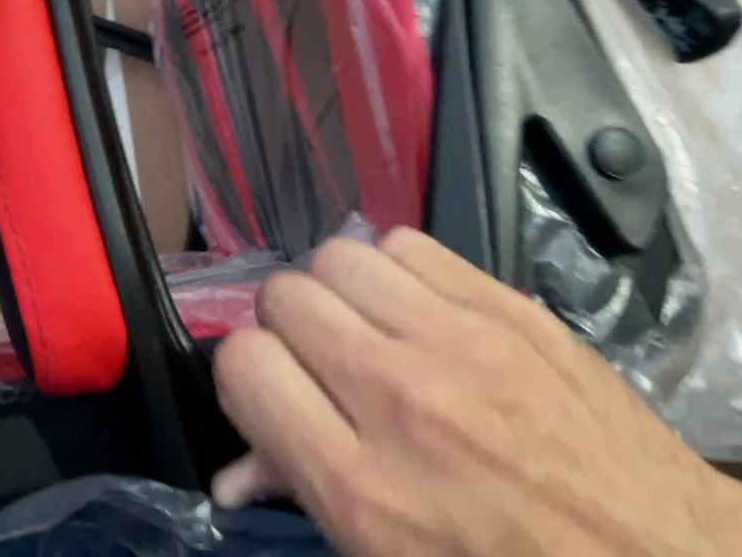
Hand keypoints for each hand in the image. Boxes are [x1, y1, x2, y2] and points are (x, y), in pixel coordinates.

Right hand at [211, 229, 741, 555]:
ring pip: (337, 257)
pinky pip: (404, 243)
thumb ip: (304, 497)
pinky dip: (395, 271)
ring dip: (338, 291)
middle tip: (323, 359)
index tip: (276, 391)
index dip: (248, 374)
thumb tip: (232, 470)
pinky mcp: (509, 306)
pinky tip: (418, 309)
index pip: (243, 364)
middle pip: (284, 297)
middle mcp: (400, 400)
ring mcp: (461, 343)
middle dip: (289, 326)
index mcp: (362, 488)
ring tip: (369, 327)